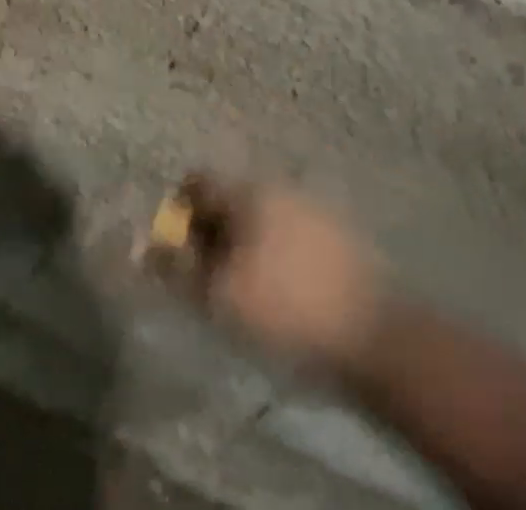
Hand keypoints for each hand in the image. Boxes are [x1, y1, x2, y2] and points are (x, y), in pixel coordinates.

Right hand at [179, 176, 384, 373]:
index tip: (175, 248)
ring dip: (246, 243)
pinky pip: (295, 238)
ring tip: (243, 285)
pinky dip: (279, 255)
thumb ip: (172, 268)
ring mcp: (322, 213)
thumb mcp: (215, 296)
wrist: (384, 344)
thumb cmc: (286, 310)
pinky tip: (282, 290)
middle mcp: (284, 189)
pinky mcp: (349, 242)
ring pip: (264, 218)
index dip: (176, 212)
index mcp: (249, 191)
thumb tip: (141, 249)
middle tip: (206, 270)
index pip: (194, 182)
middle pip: (230, 198)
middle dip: (212, 229)